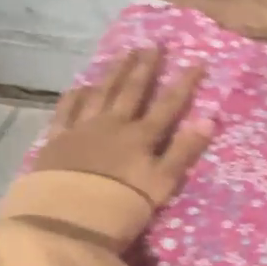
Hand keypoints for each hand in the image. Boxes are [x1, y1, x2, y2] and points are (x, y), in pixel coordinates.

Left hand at [33, 48, 214, 207]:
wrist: (67, 219)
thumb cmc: (122, 205)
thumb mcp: (163, 182)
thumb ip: (184, 150)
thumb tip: (209, 119)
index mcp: (141, 136)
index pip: (168, 104)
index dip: (184, 83)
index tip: (197, 62)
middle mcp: (113, 125)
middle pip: (132, 91)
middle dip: (145, 68)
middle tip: (153, 45)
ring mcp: (82, 129)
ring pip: (101, 93)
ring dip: (114, 73)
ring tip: (123, 54)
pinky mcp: (57, 140)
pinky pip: (67, 111)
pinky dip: (75, 96)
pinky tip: (80, 86)